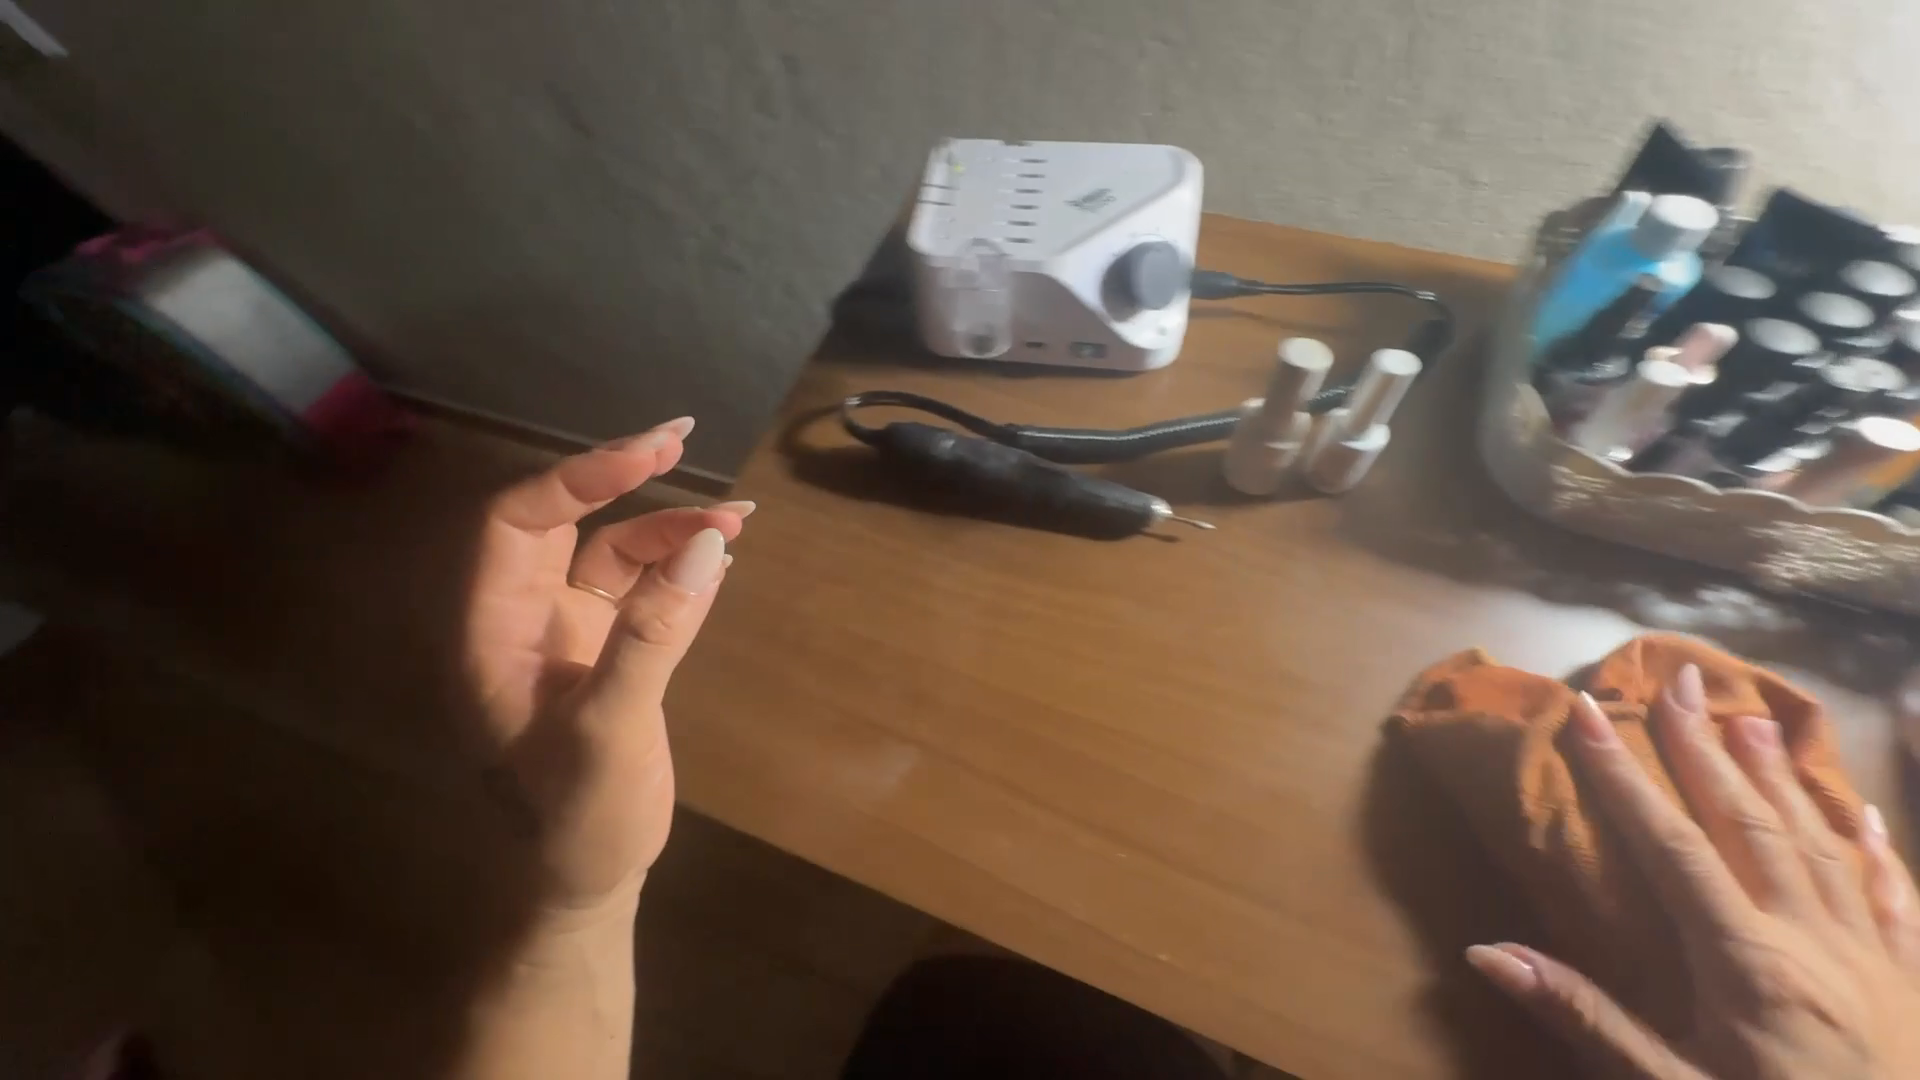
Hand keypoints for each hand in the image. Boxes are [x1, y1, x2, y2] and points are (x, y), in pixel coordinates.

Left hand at [463, 417, 750, 921]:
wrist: (587, 879)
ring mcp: (572, 635)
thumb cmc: (577, 819)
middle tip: (684, 442)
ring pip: (619, 555)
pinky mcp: (612, 653)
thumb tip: (708, 544)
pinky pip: (646, 591)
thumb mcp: (612, 729)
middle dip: (627, 480)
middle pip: (570, 523)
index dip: (579, 476)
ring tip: (739, 524)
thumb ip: (654, 635)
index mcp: (493, 629)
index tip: (652, 453)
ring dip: (674, 532)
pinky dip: (683, 568)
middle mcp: (526, 618)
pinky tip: (721, 557)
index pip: (519, 522)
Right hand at [1467, 665, 1919, 1078]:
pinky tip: (1855, 808)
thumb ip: (1584, 1018)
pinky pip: (1894, 898)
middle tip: (1682, 680)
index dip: (1623, 774)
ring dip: (1779, 775)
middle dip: (1706, 747)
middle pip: (1748, 824)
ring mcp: (1874, 961)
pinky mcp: (1914, 984)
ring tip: (1750, 715)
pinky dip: (1871, 847)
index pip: (1672, 845)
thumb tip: (1484, 950)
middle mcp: (1813, 942)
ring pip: (1819, 845)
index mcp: (1749, 962)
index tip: (1588, 711)